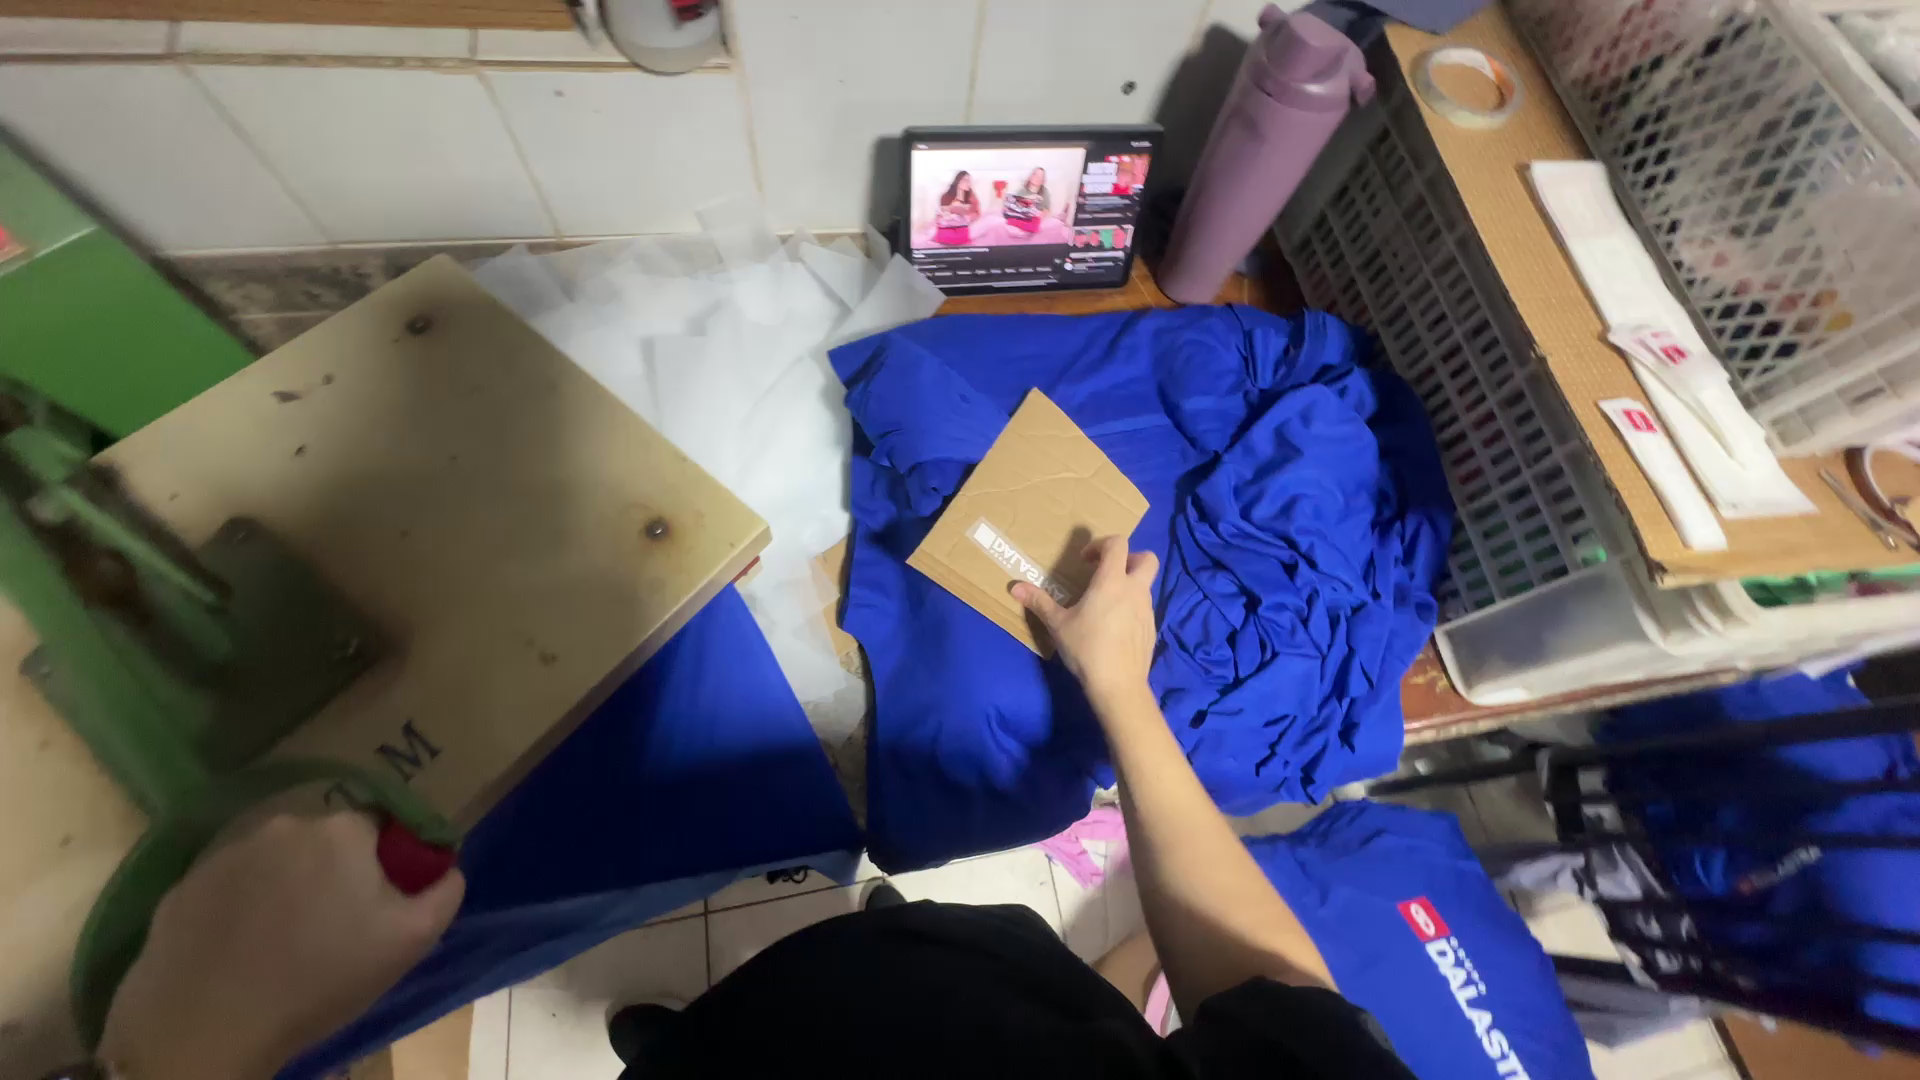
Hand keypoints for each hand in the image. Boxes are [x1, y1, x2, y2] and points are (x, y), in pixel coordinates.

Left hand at [99, 812, 464, 1079]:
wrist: (202, 1040)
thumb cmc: (321, 979)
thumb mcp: (413, 937)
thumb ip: (447, 888)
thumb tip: (446, 867)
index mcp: (342, 829)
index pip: (381, 826)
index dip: (386, 861)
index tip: (380, 900)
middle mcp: (282, 827)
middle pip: (326, 840)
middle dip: (336, 871)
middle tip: (336, 923)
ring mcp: (221, 859)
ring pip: (276, 860)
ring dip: (288, 885)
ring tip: (286, 939)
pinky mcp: (176, 893)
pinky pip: (229, 887)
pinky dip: (241, 907)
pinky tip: (243, 949)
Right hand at [1012, 535, 1158, 710]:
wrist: (1118, 684)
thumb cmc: (1086, 648)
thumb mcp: (1058, 625)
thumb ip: (1039, 602)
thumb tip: (1014, 587)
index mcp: (1112, 582)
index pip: (1117, 544)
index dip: (1100, 544)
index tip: (1084, 560)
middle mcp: (1134, 590)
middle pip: (1147, 558)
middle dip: (1130, 558)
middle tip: (1106, 572)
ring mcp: (1147, 610)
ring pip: (1145, 584)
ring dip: (1128, 584)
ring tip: (1104, 603)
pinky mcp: (1151, 628)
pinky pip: (1144, 607)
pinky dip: (1131, 606)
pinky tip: (1113, 626)